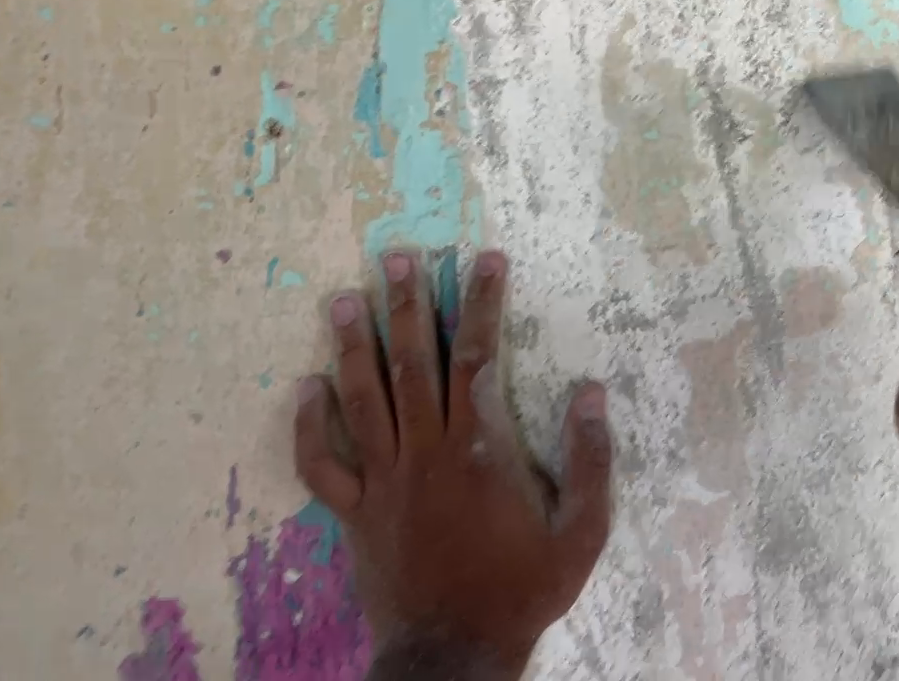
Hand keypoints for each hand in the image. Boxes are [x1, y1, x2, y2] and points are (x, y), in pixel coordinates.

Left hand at [294, 251, 612, 679]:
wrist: (454, 655)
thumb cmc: (524, 587)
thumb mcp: (582, 531)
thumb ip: (590, 459)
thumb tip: (592, 391)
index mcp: (480, 448)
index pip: (479, 356)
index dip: (483, 303)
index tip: (486, 260)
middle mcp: (426, 451)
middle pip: (413, 363)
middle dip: (409, 304)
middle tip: (397, 257)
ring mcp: (384, 481)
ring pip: (364, 399)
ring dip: (353, 346)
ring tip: (343, 299)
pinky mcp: (355, 513)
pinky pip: (325, 464)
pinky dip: (311, 425)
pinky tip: (307, 387)